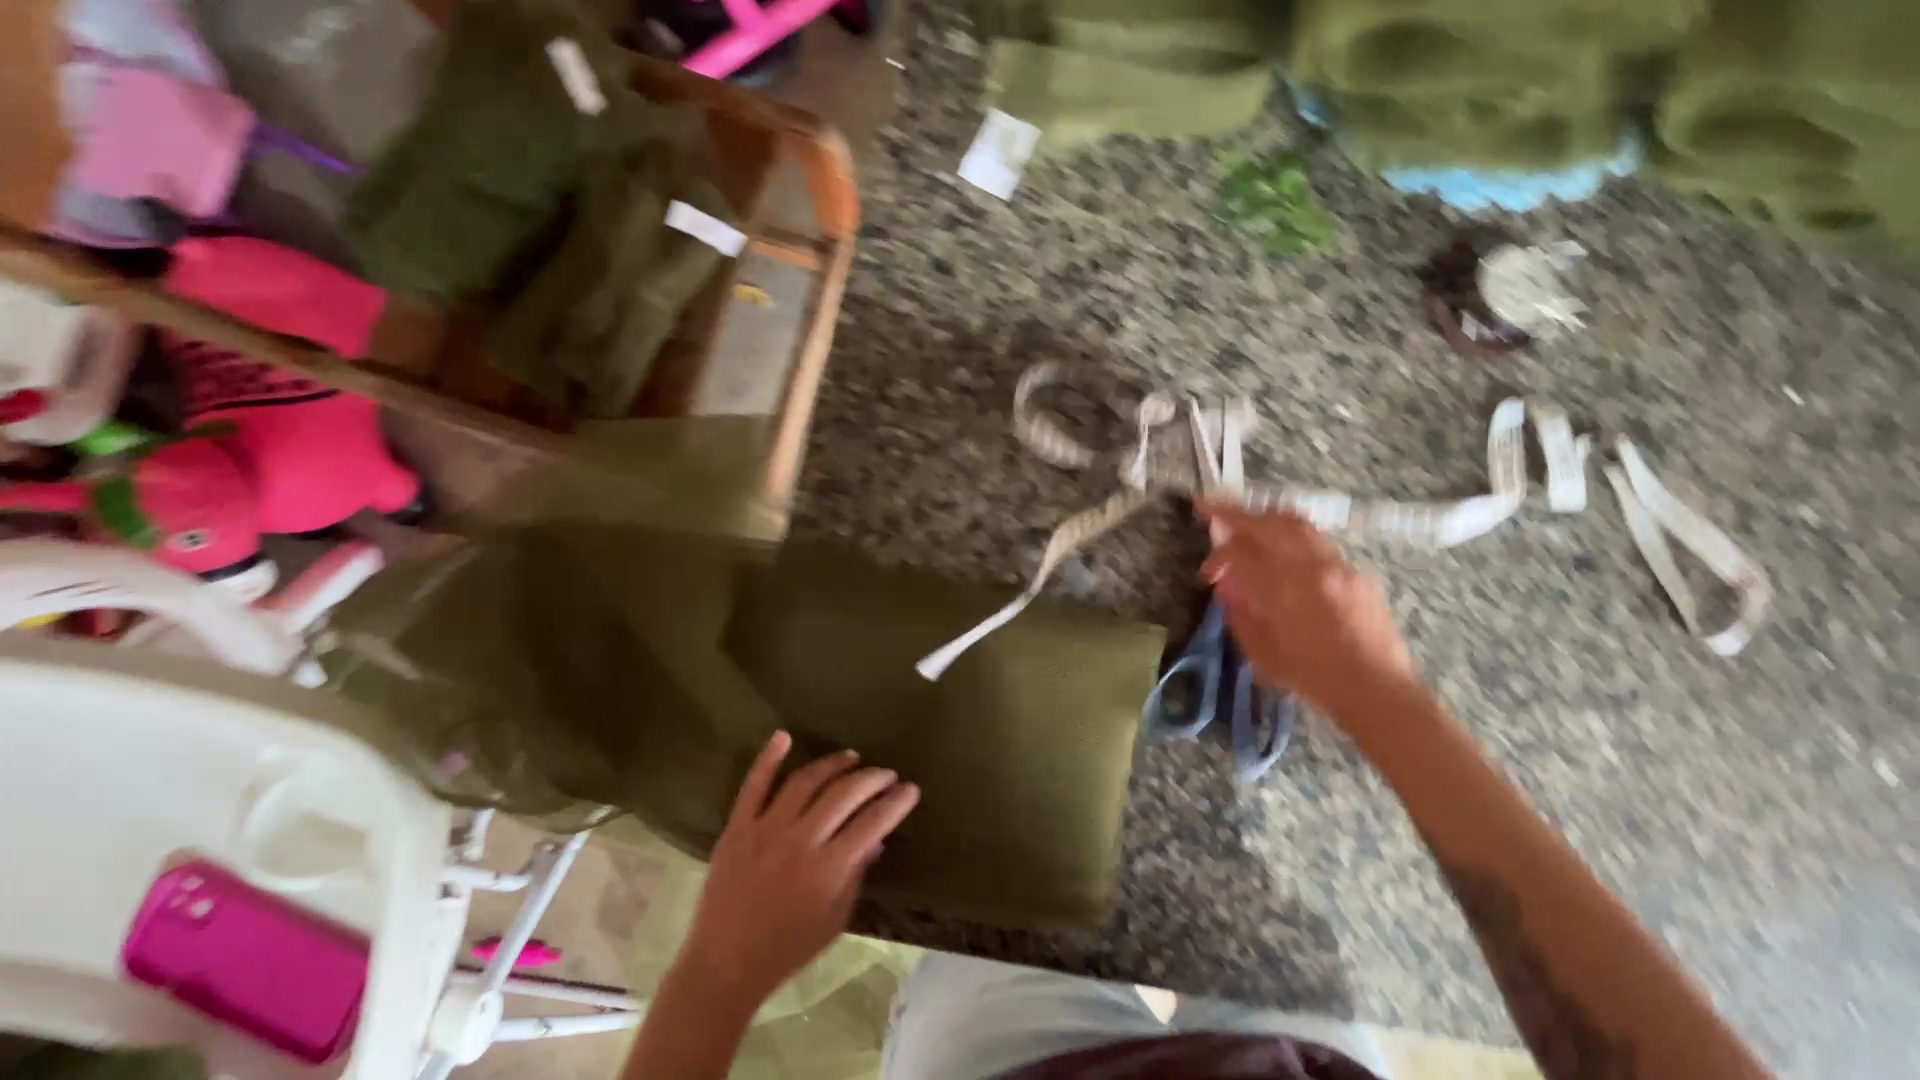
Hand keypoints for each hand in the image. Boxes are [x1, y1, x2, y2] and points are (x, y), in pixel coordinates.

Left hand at [676, 732, 919, 1007]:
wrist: (726, 963)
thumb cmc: (788, 948)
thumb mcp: (835, 920)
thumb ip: (856, 875)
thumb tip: (877, 839)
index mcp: (829, 868)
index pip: (873, 823)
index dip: (896, 803)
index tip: (911, 789)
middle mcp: (801, 841)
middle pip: (844, 795)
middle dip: (872, 779)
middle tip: (887, 773)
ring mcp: (766, 830)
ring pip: (805, 782)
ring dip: (833, 765)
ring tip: (851, 757)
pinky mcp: (737, 828)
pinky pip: (754, 786)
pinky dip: (768, 758)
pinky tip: (784, 736)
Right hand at [1201, 506, 1419, 718]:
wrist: (1375, 688)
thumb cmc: (1312, 677)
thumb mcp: (1262, 653)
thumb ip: (1240, 613)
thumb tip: (1227, 585)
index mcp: (1282, 589)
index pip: (1240, 551)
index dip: (1217, 554)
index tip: (1207, 573)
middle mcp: (1310, 566)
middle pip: (1266, 523)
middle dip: (1234, 513)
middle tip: (1211, 508)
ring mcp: (1337, 565)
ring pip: (1295, 523)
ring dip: (1265, 518)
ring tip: (1249, 523)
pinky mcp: (1356, 571)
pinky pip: (1318, 542)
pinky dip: (1292, 537)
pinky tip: (1286, 554)